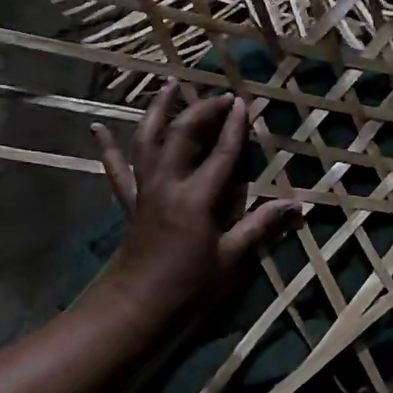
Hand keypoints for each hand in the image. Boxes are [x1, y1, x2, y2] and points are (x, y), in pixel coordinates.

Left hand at [89, 80, 300, 322]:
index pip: (221, 154)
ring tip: (168, 85)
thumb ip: (260, 227)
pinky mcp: (129, 201)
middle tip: (220, 96)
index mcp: (196, 199)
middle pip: (183, 135)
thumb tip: (296, 205)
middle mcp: (167, 185)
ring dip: (158, 110)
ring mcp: (144, 190)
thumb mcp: (230, 260)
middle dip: (203, 111)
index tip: (244, 102)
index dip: (234, 127)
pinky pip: (116, 170)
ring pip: (146, 140)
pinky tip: (96, 127)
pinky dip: (107, 148)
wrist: (137, 307)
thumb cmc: (188, 286)